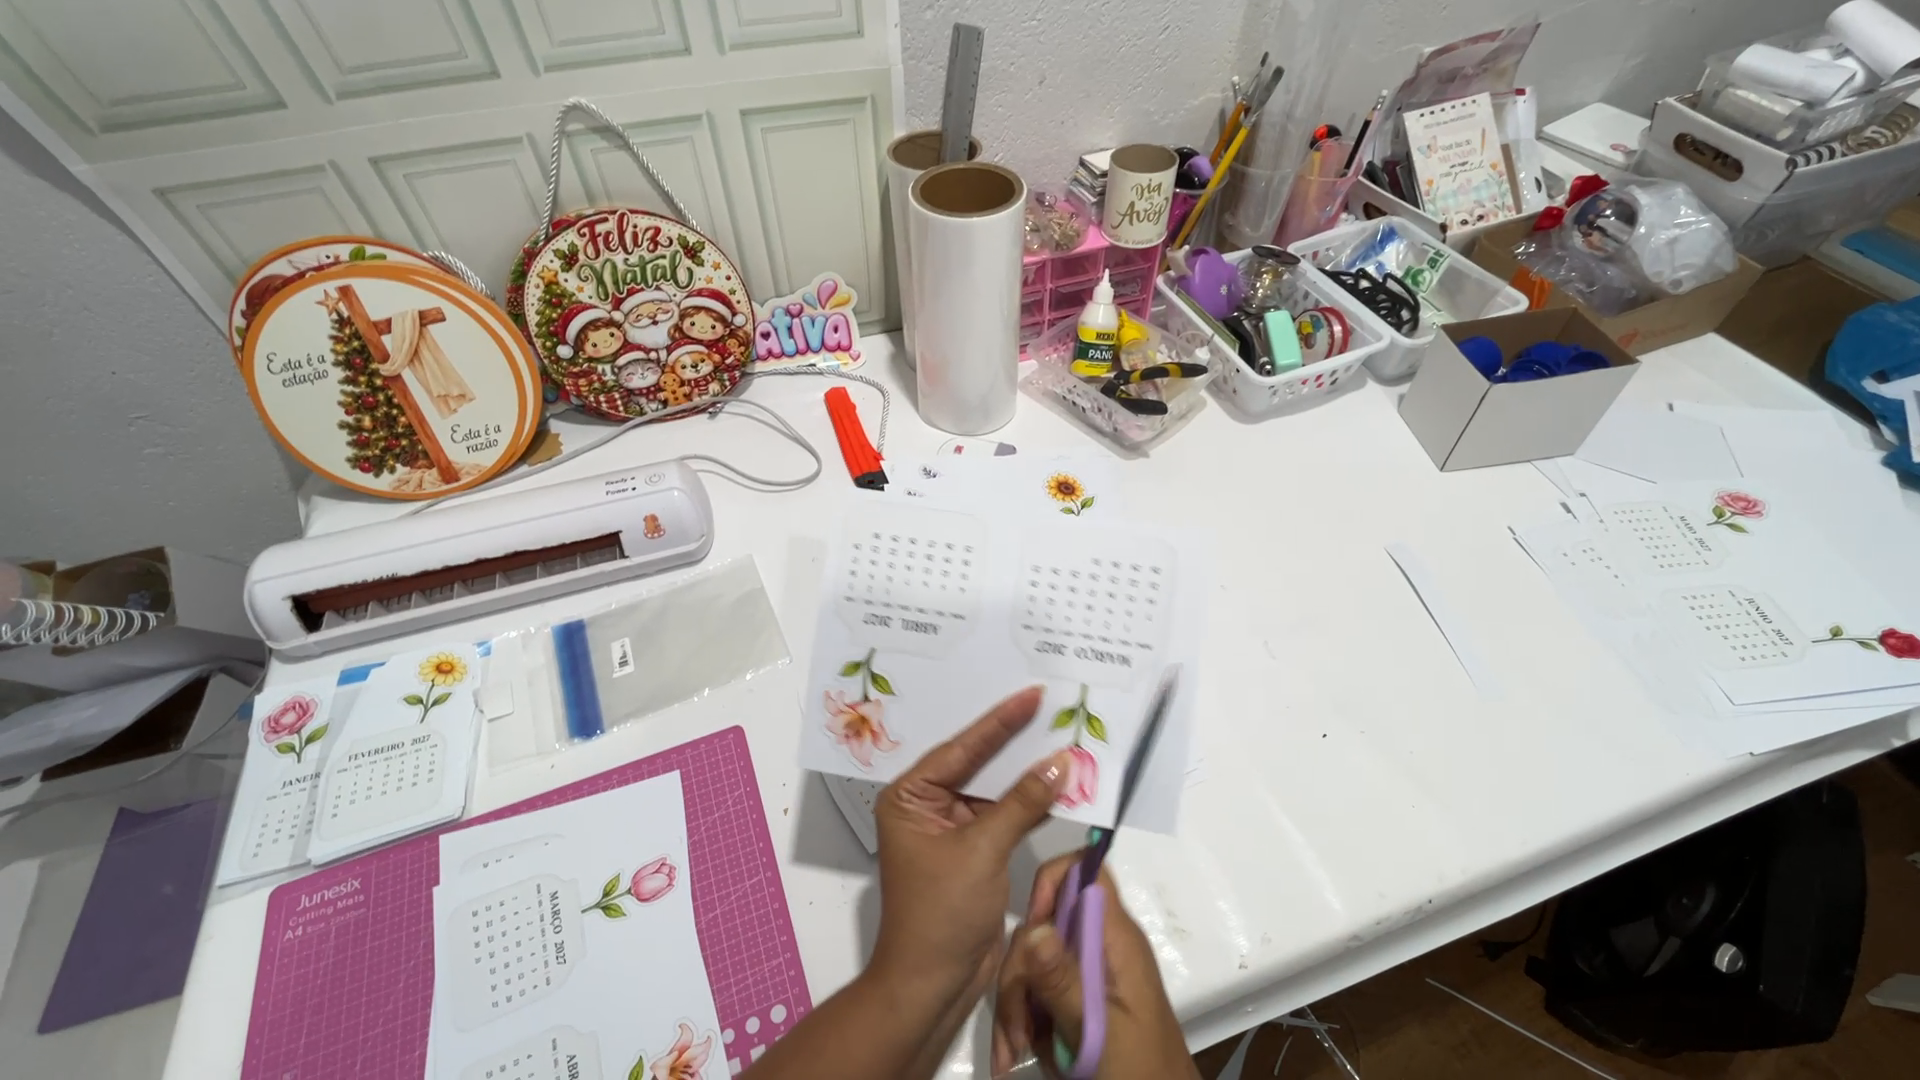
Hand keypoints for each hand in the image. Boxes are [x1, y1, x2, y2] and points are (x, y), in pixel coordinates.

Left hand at [871, 686, 1072, 1006]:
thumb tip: (1060, 762)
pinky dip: (1032, 805)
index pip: (960, 749)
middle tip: (1049, 706)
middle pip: (976, 764)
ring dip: (1028, 774)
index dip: (999, 722)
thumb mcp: (982, 849)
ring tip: (1063, 738)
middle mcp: (926, 806)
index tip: (1032, 694)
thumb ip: (1022, 803)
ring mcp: (951, 829)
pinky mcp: (974, 852)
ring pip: (995, 790)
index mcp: (910, 797)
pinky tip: (1061, 786)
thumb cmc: (943, 910)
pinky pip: (1005, 817)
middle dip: (1013, 741)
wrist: (934, 985)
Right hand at [992, 855, 1197, 1079]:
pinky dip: (1022, 1020)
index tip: (1029, 931)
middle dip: (1019, 973)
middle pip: (1044, 924)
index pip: (1086, 870)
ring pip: (1032, 961)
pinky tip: (1017, 1054)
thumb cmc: (1140, 1073)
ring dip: (1016, 1005)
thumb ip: (1063, 981)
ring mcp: (1086, 971)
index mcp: (1115, 939)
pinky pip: (1037, 991)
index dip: (1051, 881)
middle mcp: (1099, 945)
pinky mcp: (1076, 997)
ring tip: (1014, 1054)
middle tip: (1016, 1031)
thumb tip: (1034, 928)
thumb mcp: (1098, 1032)